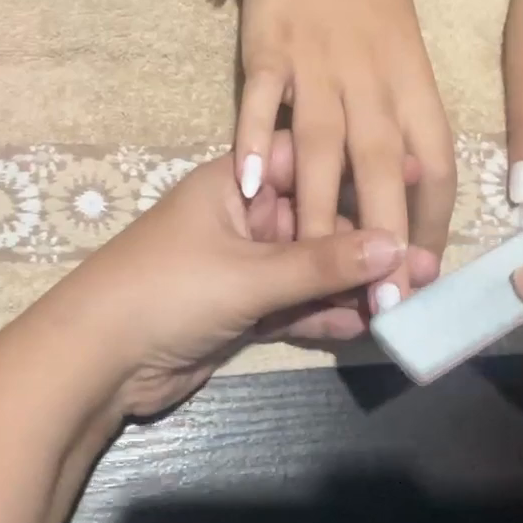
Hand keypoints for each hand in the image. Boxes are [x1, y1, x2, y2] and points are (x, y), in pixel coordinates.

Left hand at [48, 134, 437, 418]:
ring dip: (353, 286)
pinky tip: (364, 324)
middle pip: (316, 223)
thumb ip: (320, 263)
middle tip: (424, 263)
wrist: (97, 360)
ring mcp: (241, 268)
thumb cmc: (167, 290)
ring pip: (309, 271)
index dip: (357, 168)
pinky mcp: (240, 311)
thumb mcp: (247, 272)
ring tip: (410, 297)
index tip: (413, 176)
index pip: (306, 162)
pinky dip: (323, 315)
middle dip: (366, 245)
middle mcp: (242, 219)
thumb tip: (394, 245)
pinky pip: (292, 306)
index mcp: (234, 183)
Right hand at [237, 0, 455, 313]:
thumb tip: (411, 183)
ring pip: (323, 146)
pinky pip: (262, 103)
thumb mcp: (407, 48)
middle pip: (385, 167)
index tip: (423, 272)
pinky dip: (257, 143)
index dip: (434, 223)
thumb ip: (408, 114)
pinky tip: (252, 187)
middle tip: (385, 301)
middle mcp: (371, 80)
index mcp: (414, 81)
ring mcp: (317, 65)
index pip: (436, 162)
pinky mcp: (268, 50)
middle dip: (386, 238)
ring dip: (320, 210)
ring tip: (314, 267)